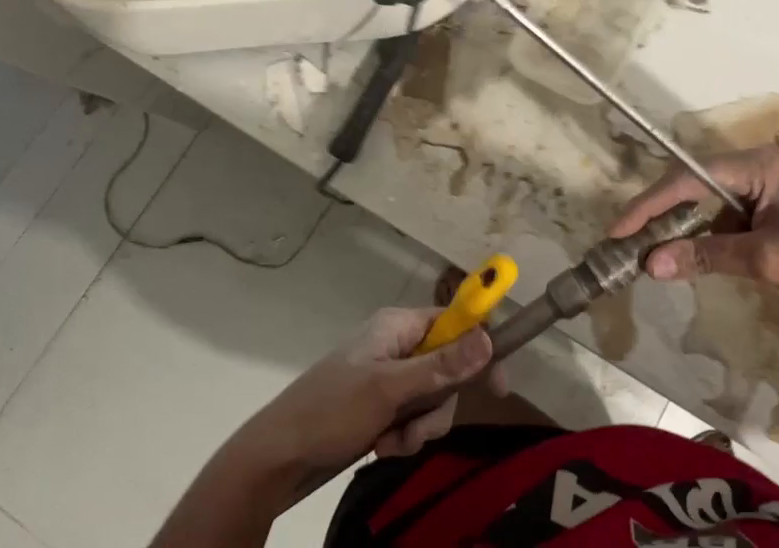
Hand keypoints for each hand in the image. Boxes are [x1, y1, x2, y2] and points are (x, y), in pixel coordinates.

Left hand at [224, 307, 495, 489]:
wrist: (279, 455)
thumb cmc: (331, 409)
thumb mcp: (388, 389)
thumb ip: (440, 367)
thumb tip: (489, 338)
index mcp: (398, 325)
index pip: (456, 322)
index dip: (480, 349)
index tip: (499, 386)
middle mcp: (398, 346)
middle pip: (450, 369)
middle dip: (439, 406)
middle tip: (417, 427)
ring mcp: (390, 378)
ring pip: (434, 400)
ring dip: (419, 428)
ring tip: (389, 443)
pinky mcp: (383, 407)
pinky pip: (415, 419)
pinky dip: (404, 438)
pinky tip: (380, 447)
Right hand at [609, 144, 778, 302]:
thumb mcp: (767, 260)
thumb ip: (706, 257)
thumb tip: (650, 263)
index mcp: (756, 165)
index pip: (686, 179)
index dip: (648, 205)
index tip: (618, 232)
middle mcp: (757, 164)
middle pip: (695, 189)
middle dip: (669, 222)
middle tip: (636, 249)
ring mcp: (768, 183)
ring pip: (716, 210)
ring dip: (713, 243)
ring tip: (719, 273)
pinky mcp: (777, 204)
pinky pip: (738, 222)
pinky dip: (738, 248)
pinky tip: (773, 277)